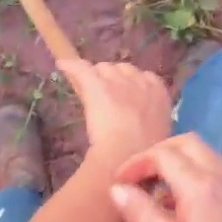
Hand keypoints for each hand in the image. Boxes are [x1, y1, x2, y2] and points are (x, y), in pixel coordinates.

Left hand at [58, 60, 172, 167]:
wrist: (127, 156)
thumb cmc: (144, 153)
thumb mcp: (157, 131)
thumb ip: (150, 117)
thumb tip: (140, 119)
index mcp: (159, 90)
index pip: (142, 76)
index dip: (130, 85)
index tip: (123, 96)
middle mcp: (139, 79)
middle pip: (121, 69)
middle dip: (113, 79)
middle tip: (105, 98)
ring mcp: (117, 80)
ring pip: (102, 69)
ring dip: (96, 77)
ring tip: (88, 92)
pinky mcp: (95, 84)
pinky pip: (81, 68)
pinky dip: (71, 66)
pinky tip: (62, 65)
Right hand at [108, 134, 221, 221]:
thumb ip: (140, 214)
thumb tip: (117, 188)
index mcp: (199, 185)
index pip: (162, 154)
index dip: (136, 163)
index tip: (118, 183)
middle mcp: (221, 177)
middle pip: (187, 143)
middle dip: (157, 153)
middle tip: (137, 178)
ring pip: (204, 154)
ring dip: (177, 162)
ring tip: (157, 191)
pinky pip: (216, 171)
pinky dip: (193, 174)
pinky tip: (183, 206)